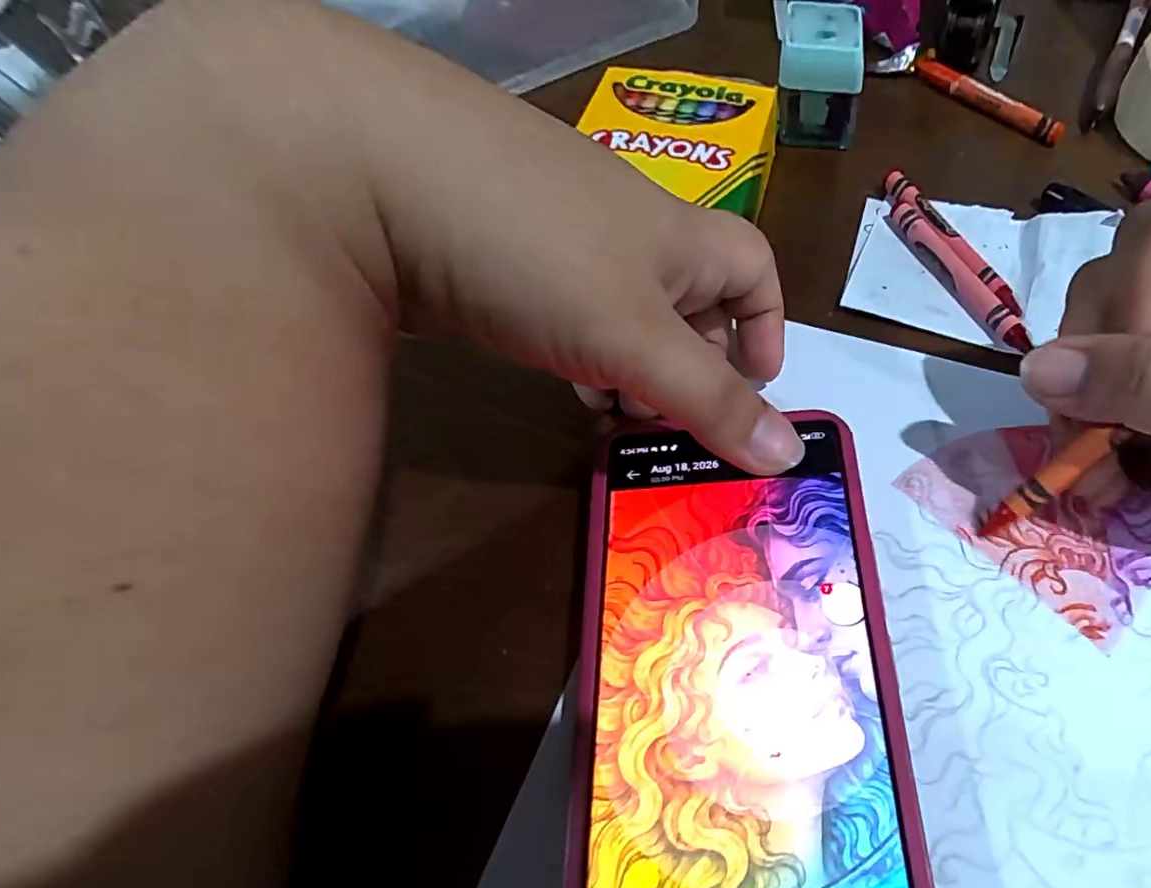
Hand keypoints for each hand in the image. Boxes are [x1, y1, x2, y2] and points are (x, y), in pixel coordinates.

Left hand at [77, 0, 800, 474]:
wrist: (360, 166)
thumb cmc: (533, 251)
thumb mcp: (636, 338)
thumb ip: (711, 402)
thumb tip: (789, 457)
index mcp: (676, 236)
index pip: (753, 268)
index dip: (766, 326)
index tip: (755, 384)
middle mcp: (627, 228)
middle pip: (692, 300)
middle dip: (699, 363)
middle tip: (681, 420)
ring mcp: (560, 236)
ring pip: (628, 311)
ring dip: (639, 367)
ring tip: (622, 415)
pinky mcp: (503, 251)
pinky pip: (570, 309)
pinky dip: (584, 353)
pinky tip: (565, 384)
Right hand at [1019, 191, 1150, 539]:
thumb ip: (1141, 378)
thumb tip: (1031, 368)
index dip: (1131, 295)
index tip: (1146, 365)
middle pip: (1102, 300)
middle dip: (1088, 373)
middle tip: (1097, 434)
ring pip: (1084, 363)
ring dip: (1077, 422)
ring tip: (1096, 477)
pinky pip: (1094, 410)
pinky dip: (1087, 449)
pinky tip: (1104, 484)